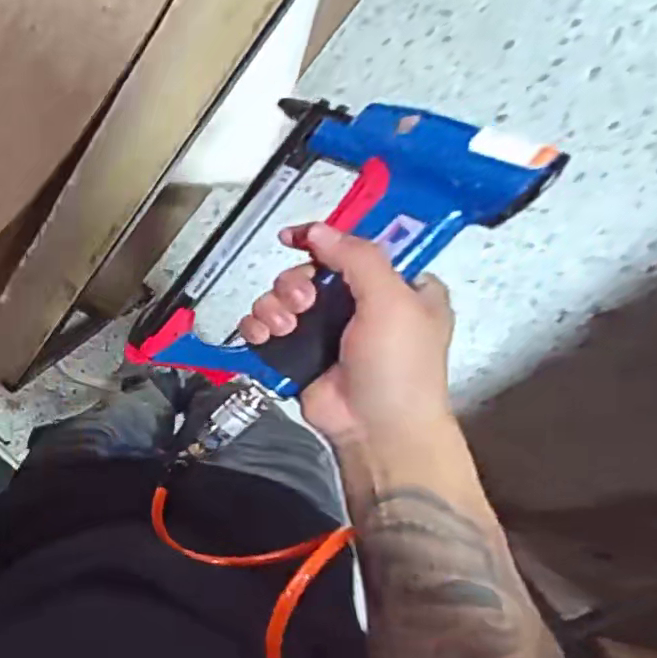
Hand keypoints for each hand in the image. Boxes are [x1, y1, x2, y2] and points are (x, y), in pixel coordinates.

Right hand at [236, 222, 454, 447]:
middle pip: (309, 271)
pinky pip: (264, 325)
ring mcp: (324, 329)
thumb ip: (357, 258)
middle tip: (300, 303)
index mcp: (396, 286)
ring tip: (284, 328)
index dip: (325, 240)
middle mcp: (358, 304)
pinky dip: (257, 326)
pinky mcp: (296, 352)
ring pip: (281, 296)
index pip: (354, 249)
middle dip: (294, 283)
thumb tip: (317, 229)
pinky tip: (263, 336)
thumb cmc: (398, 365)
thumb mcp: (391, 302)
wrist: (374, 427)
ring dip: (274, 306)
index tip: (294, 238)